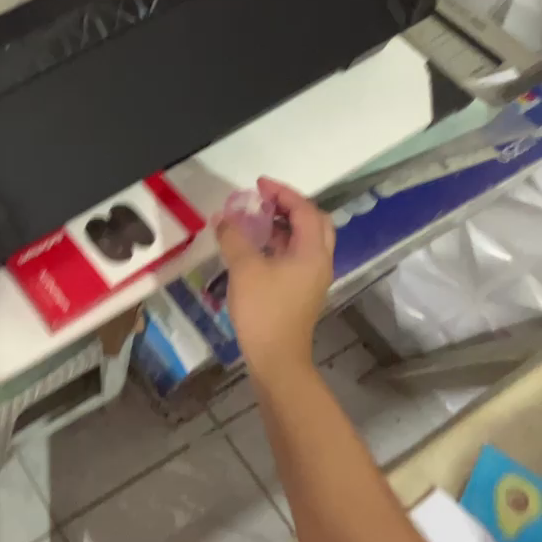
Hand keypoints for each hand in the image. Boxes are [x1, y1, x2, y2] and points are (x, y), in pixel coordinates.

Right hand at [215, 177, 335, 378]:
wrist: (276, 356)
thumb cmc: (264, 309)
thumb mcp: (244, 268)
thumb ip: (234, 238)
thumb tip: (222, 219)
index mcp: (312, 252)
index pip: (304, 210)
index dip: (282, 193)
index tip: (258, 185)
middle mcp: (319, 261)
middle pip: (314, 222)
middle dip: (290, 205)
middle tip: (264, 199)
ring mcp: (312, 277)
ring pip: (306, 239)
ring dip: (284, 223)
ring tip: (256, 217)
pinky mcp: (301, 289)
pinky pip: (296, 254)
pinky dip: (280, 241)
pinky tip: (257, 245)